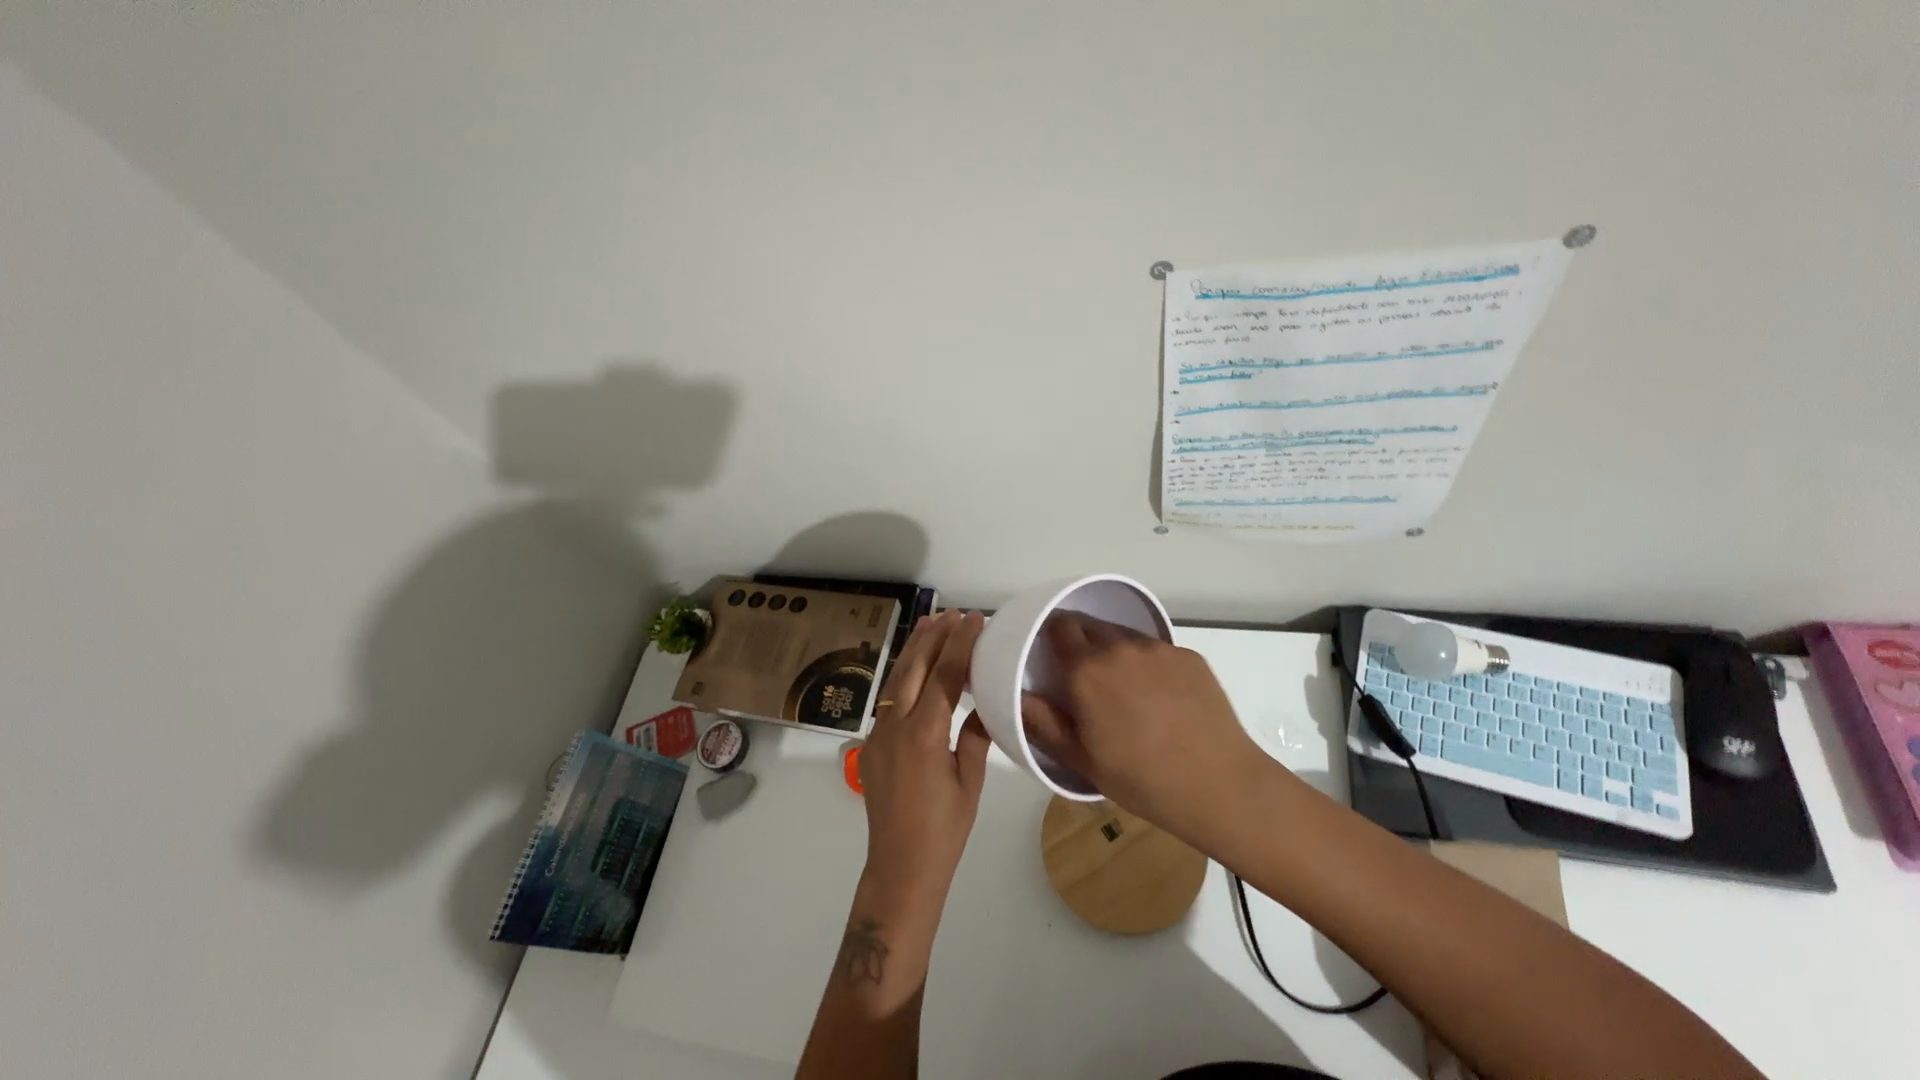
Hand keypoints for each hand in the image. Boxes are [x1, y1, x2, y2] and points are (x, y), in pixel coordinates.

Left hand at [857, 609, 991, 910]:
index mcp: (925, 734)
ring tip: (931, 626)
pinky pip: (888, 701)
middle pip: (913, 668)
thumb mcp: (970, 782)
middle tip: (951, 613)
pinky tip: (916, 671)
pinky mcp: (871, 746)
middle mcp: (896, 726)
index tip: (973, 618)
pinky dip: (904, 677)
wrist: (901, 867)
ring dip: (914, 652)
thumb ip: (975, 737)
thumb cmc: (945, 830)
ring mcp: (878, 734)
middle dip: (932, 637)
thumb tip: (984, 706)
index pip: (945, 675)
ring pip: (895, 681)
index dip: (960, 643)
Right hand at [1022, 612, 1273, 839]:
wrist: (1219, 784)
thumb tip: (1022, 697)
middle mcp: (1120, 650)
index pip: (1058, 628)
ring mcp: (1159, 650)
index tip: (1047, 652)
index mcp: (1087, 672)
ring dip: (1113, 650)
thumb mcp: (1083, 762)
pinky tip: (1157, 696)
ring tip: (1120, 686)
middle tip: (1081, 673)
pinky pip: (1156, 651)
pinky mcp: (1190, 657)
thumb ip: (1046, 725)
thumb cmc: (1142, 780)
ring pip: (1124, 637)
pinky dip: (1147, 664)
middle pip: (1090, 626)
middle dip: (1079, 641)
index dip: (1049, 635)